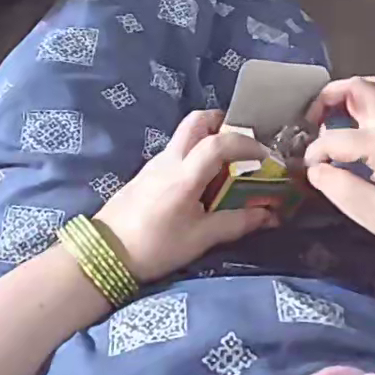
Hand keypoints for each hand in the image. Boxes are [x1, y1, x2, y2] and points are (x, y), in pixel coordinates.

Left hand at [95, 109, 278, 283]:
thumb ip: (237, 222)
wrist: (105, 253)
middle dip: (224, 123)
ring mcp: (155, 163)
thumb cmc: (156, 246)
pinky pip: (176, 150)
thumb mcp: (201, 238)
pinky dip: (195, 153)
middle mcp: (169, 159)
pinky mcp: (147, 172)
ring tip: (228, 165)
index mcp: (184, 174)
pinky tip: (203, 181)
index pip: (218, 143)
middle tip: (242, 144)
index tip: (265, 156)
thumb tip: (269, 216)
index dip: (246, 144)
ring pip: (185, 134)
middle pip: (197, 120)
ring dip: (209, 139)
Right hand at [302, 76, 374, 264]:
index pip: (336, 138)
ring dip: (348, 92)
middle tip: (311, 124)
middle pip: (358, 88)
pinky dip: (367, 97)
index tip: (309, 172)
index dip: (314, 153)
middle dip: (327, 99)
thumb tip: (314, 170)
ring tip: (330, 116)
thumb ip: (341, 190)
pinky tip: (355, 119)